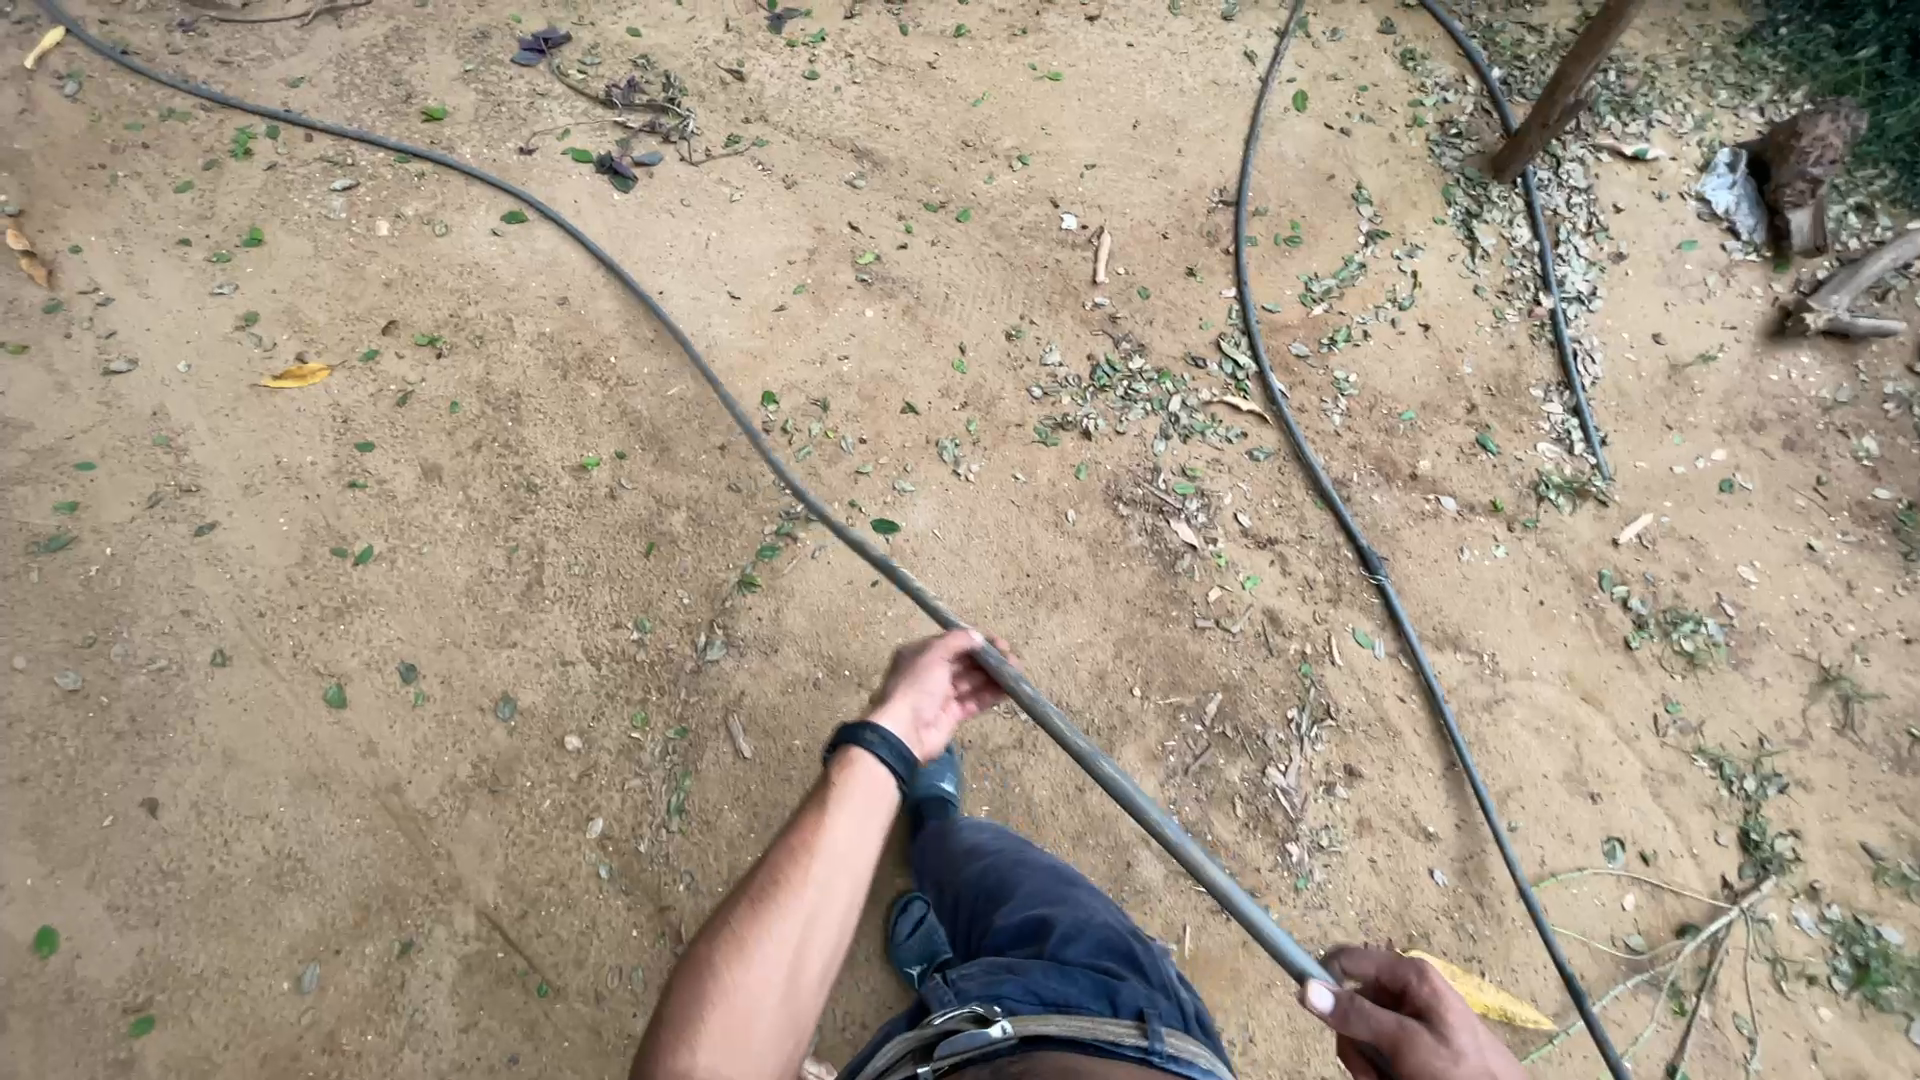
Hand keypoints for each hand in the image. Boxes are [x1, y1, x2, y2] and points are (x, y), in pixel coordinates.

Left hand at [864, 628, 1011, 761]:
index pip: (953, 643)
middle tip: (1011, 659)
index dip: (975, 642)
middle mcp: (931, 673)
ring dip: (993, 677)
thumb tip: (978, 636)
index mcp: (921, 655)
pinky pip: (974, 701)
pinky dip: (990, 695)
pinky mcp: (952, 715)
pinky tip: (1008, 691)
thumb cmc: (916, 686)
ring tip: (1016, 674)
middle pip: (965, 662)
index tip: (997, 643)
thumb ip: (956, 641)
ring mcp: (942, 695)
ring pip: (972, 682)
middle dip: (988, 660)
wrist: (904, 732)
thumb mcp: (933, 654)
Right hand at [1298, 946, 1525, 1079]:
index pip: (1345, 960)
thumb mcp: (1406, 1045)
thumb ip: (1355, 1015)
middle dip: (1354, 1041)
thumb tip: (1304, 986)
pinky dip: (1380, 1071)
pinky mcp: (1416, 1043)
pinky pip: (1379, 1049)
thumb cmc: (1462, 1076)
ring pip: (1361, 1031)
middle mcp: (1407, 989)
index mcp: (1410, 975)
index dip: (1325, 984)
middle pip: (1351, 1002)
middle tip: (1370, 1073)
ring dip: (1366, 1063)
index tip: (1319, 1016)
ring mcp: (1411, 1017)